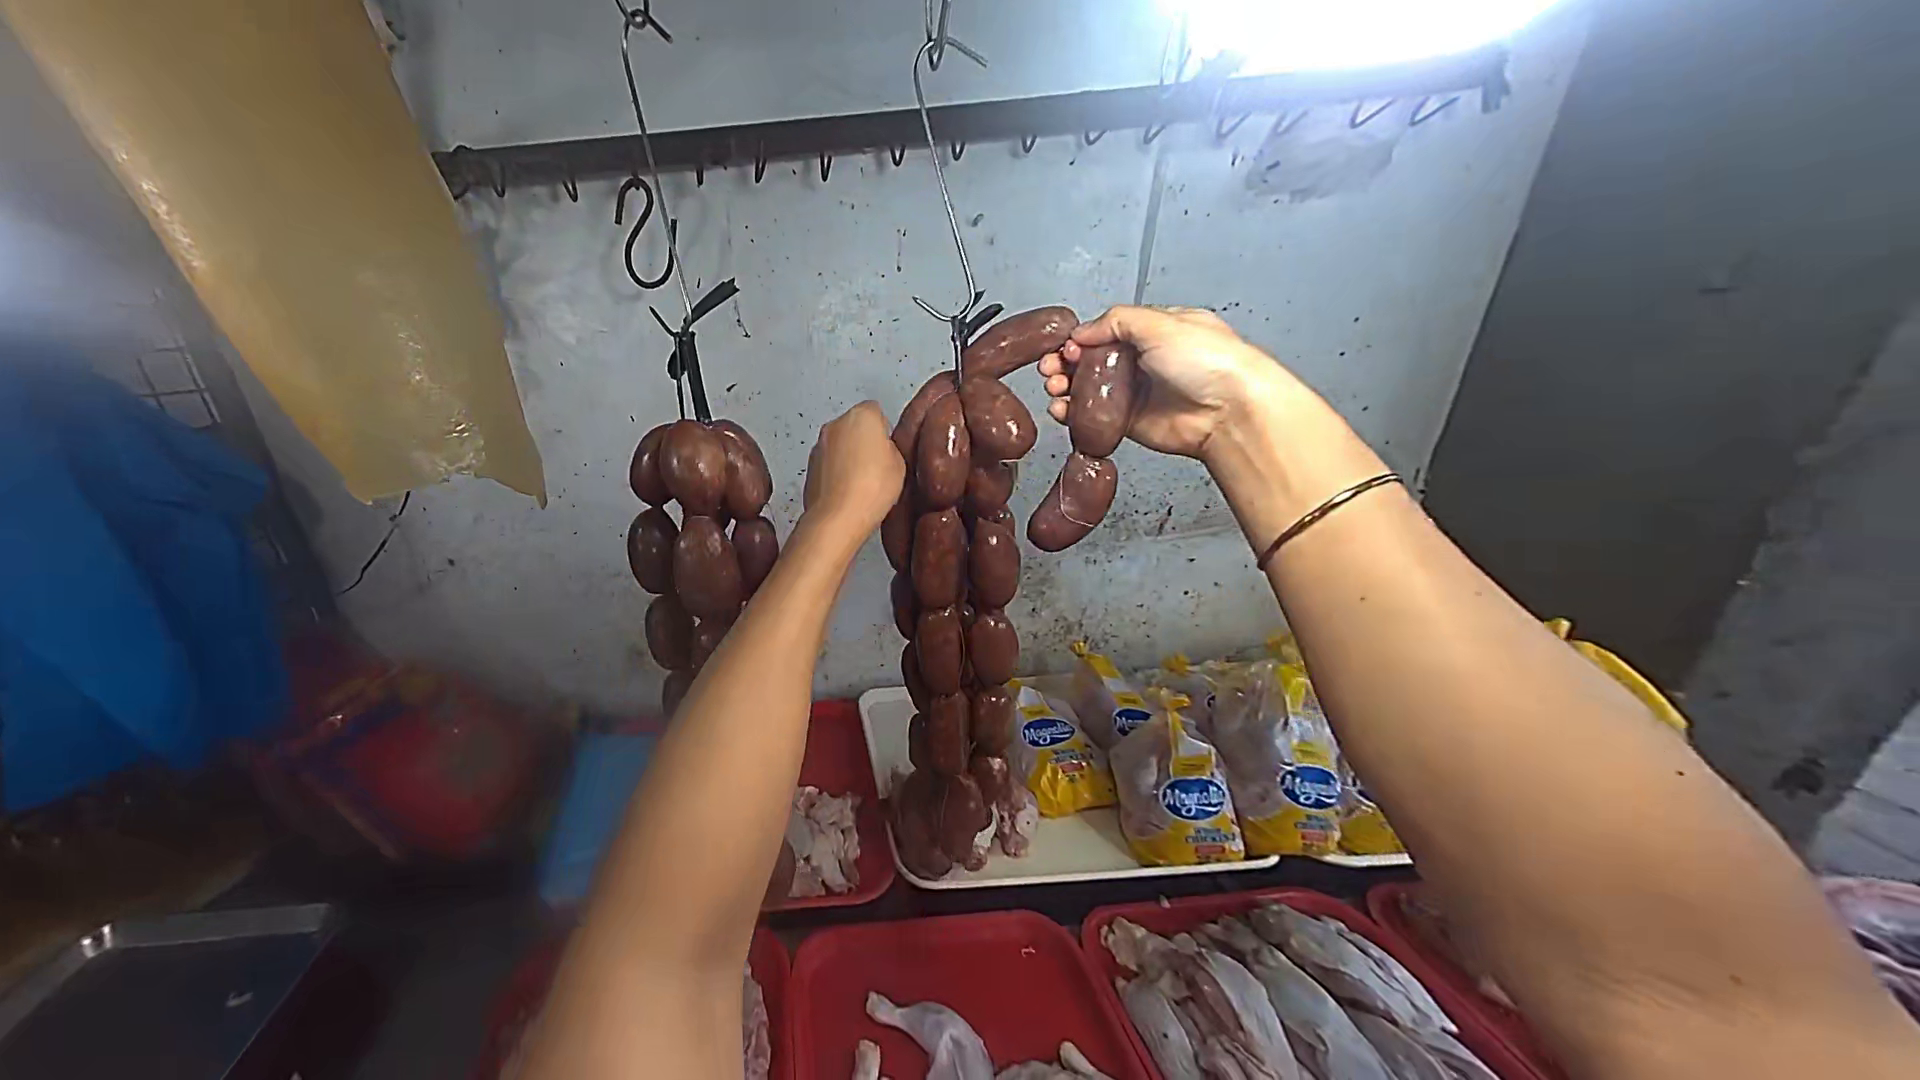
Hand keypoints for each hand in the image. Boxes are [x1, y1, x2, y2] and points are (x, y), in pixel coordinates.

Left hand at [803, 402, 904, 536]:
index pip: (876, 411)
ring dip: (849, 457)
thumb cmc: (870, 489)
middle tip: (880, 466)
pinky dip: (837, 473)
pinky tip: (850, 491)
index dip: (885, 430)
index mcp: (862, 415)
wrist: (839, 517)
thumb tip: (884, 451)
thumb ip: (891, 448)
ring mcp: (819, 445)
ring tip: (865, 483)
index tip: (890, 447)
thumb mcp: (900, 464)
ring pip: (840, 444)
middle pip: (855, 426)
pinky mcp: (810, 466)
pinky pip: (829, 463)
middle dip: (865, 442)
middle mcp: (836, 424)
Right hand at [1037, 305, 1303, 462]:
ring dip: (1064, 386)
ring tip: (1054, 387)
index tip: (1063, 346)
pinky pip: (1094, 417)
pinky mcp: (1129, 422)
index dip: (1080, 338)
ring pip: (1087, 389)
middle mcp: (1143, 361)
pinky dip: (1073, 413)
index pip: (1105, 331)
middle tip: (1051, 368)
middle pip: (1090, 360)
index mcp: (1153, 331)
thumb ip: (1116, 321)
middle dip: (1065, 362)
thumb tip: (1083, 330)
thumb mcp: (1159, 323)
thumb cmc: (1210, 362)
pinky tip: (1061, 409)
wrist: (1228, 411)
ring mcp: (1135, 393)